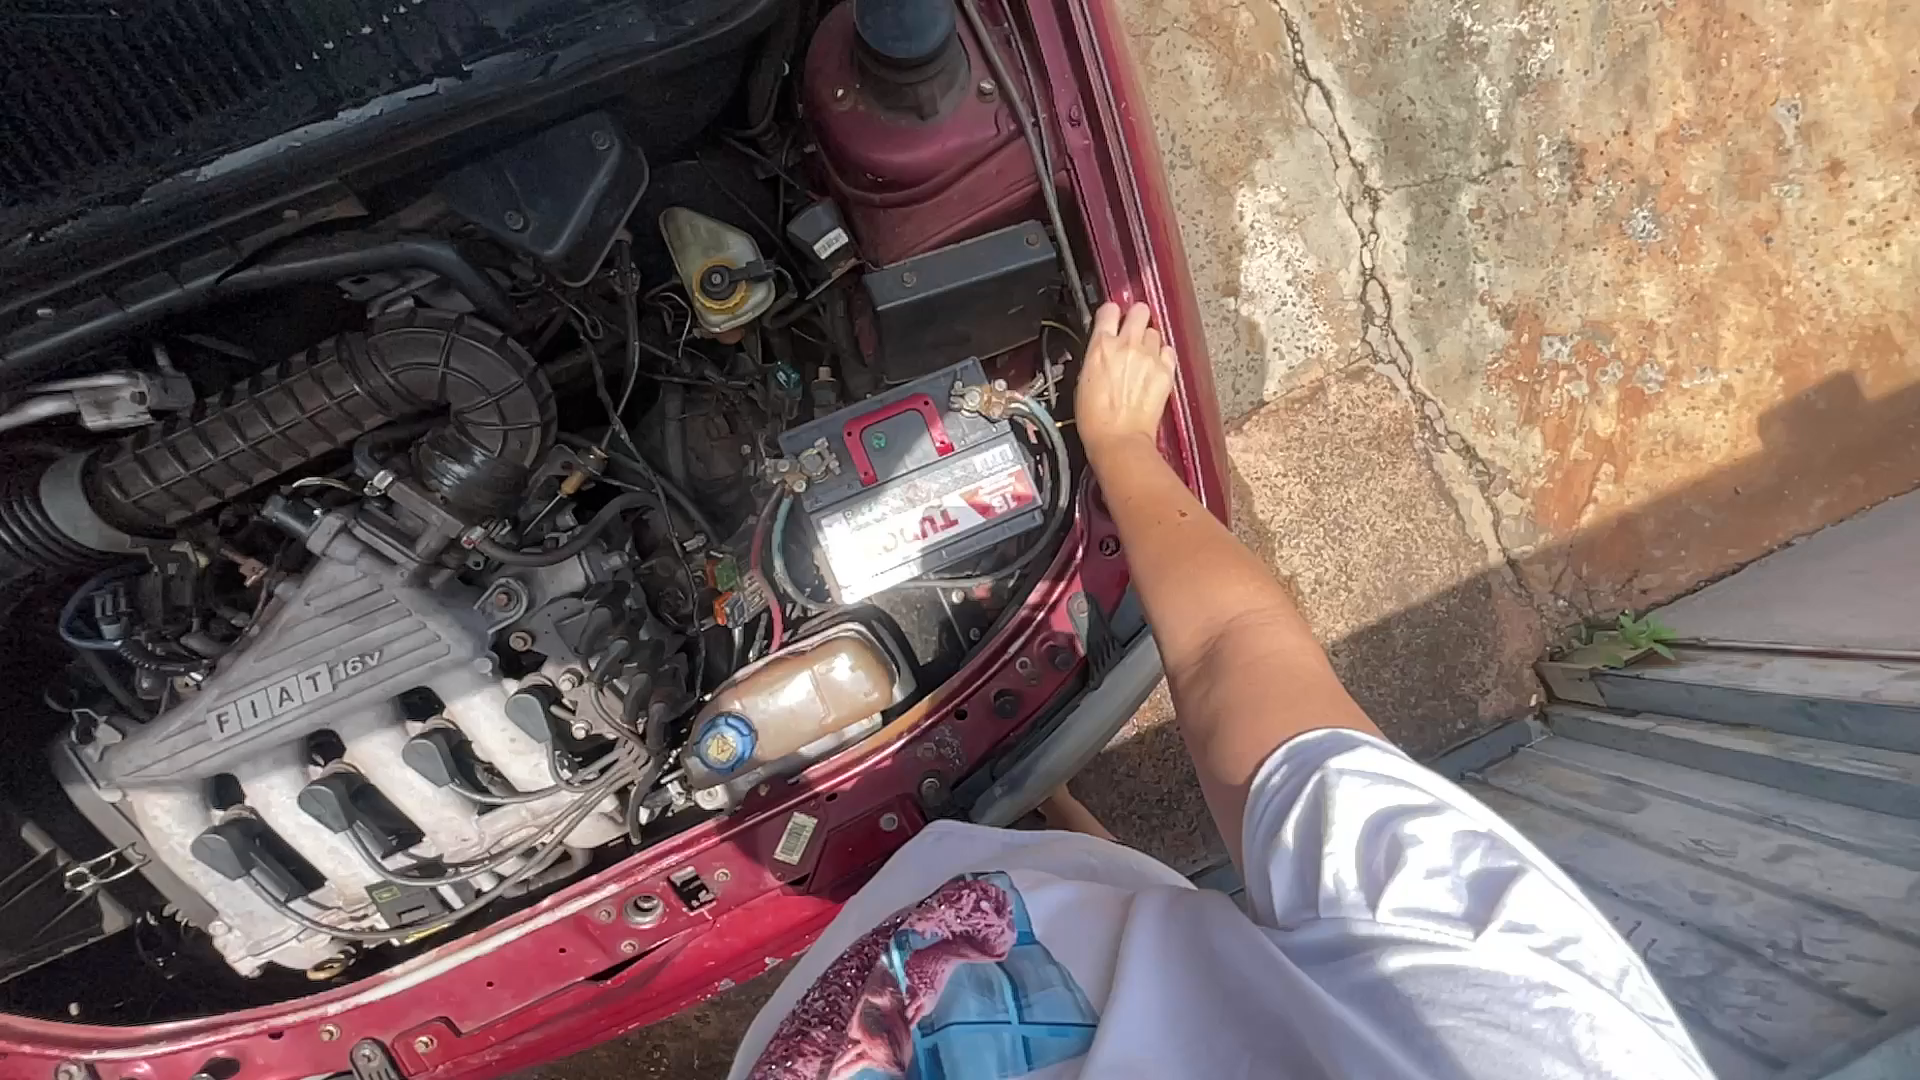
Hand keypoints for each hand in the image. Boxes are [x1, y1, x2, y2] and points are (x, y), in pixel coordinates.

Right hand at [1074, 301, 1176, 461]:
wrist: (1118, 440)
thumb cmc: (1095, 419)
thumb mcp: (1082, 381)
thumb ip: (1096, 356)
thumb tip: (1102, 348)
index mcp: (1100, 346)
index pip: (1109, 309)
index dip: (1111, 314)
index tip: (1112, 320)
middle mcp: (1127, 345)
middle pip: (1139, 310)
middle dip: (1136, 318)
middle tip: (1133, 331)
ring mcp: (1149, 357)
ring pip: (1155, 331)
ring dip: (1149, 340)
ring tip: (1142, 357)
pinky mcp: (1165, 371)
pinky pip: (1168, 351)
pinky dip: (1162, 356)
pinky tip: (1154, 368)